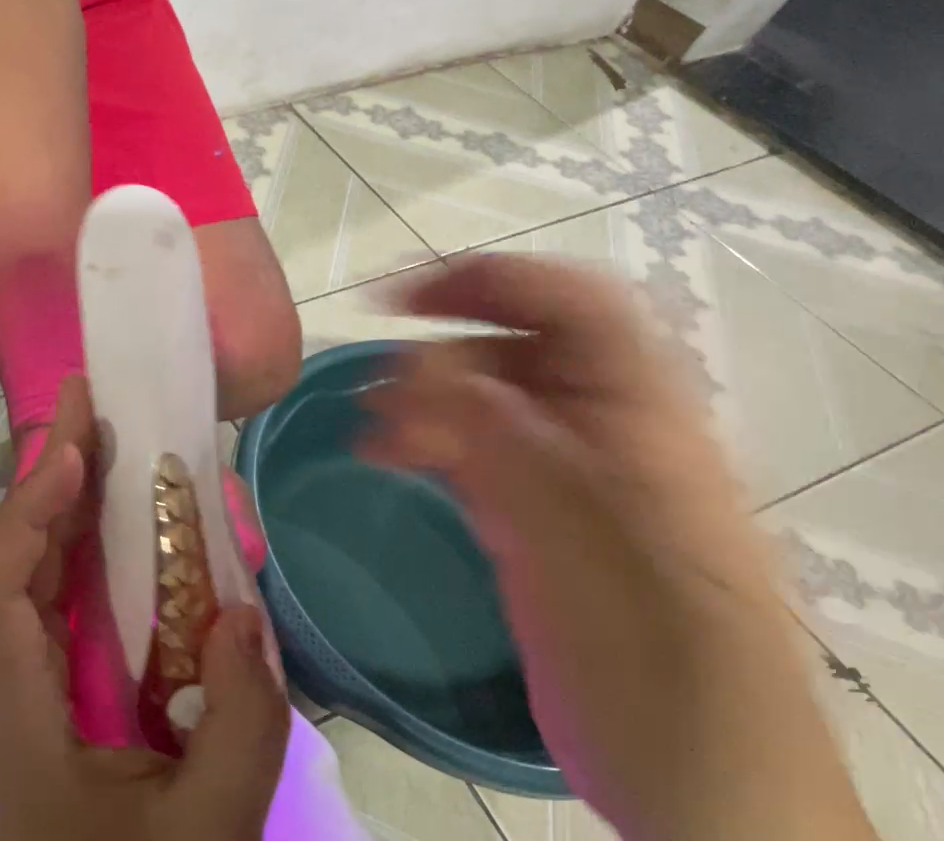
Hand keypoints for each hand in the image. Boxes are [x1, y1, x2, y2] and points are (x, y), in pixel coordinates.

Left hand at [0, 377, 289, 840]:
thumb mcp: (206, 830)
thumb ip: (240, 726)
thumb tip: (242, 613)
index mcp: (11, 707)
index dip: (29, 507)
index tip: (70, 445)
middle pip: (7, 558)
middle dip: (45, 476)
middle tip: (85, 403)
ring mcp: (13, 683)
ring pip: (26, 572)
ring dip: (61, 502)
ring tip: (99, 437)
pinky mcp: (38, 690)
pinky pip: (48, 600)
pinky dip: (77, 547)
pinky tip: (111, 518)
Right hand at [363, 256, 872, 840]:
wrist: (706, 793)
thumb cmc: (665, 675)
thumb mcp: (590, 554)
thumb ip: (513, 452)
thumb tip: (424, 366)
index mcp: (645, 428)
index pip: (577, 310)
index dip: (491, 282)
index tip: (395, 302)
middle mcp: (605, 438)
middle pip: (519, 350)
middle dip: (439, 351)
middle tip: (369, 390)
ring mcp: (568, 483)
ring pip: (486, 402)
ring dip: (421, 399)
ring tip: (367, 431)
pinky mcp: (536, 524)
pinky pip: (473, 455)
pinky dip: (423, 443)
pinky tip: (383, 457)